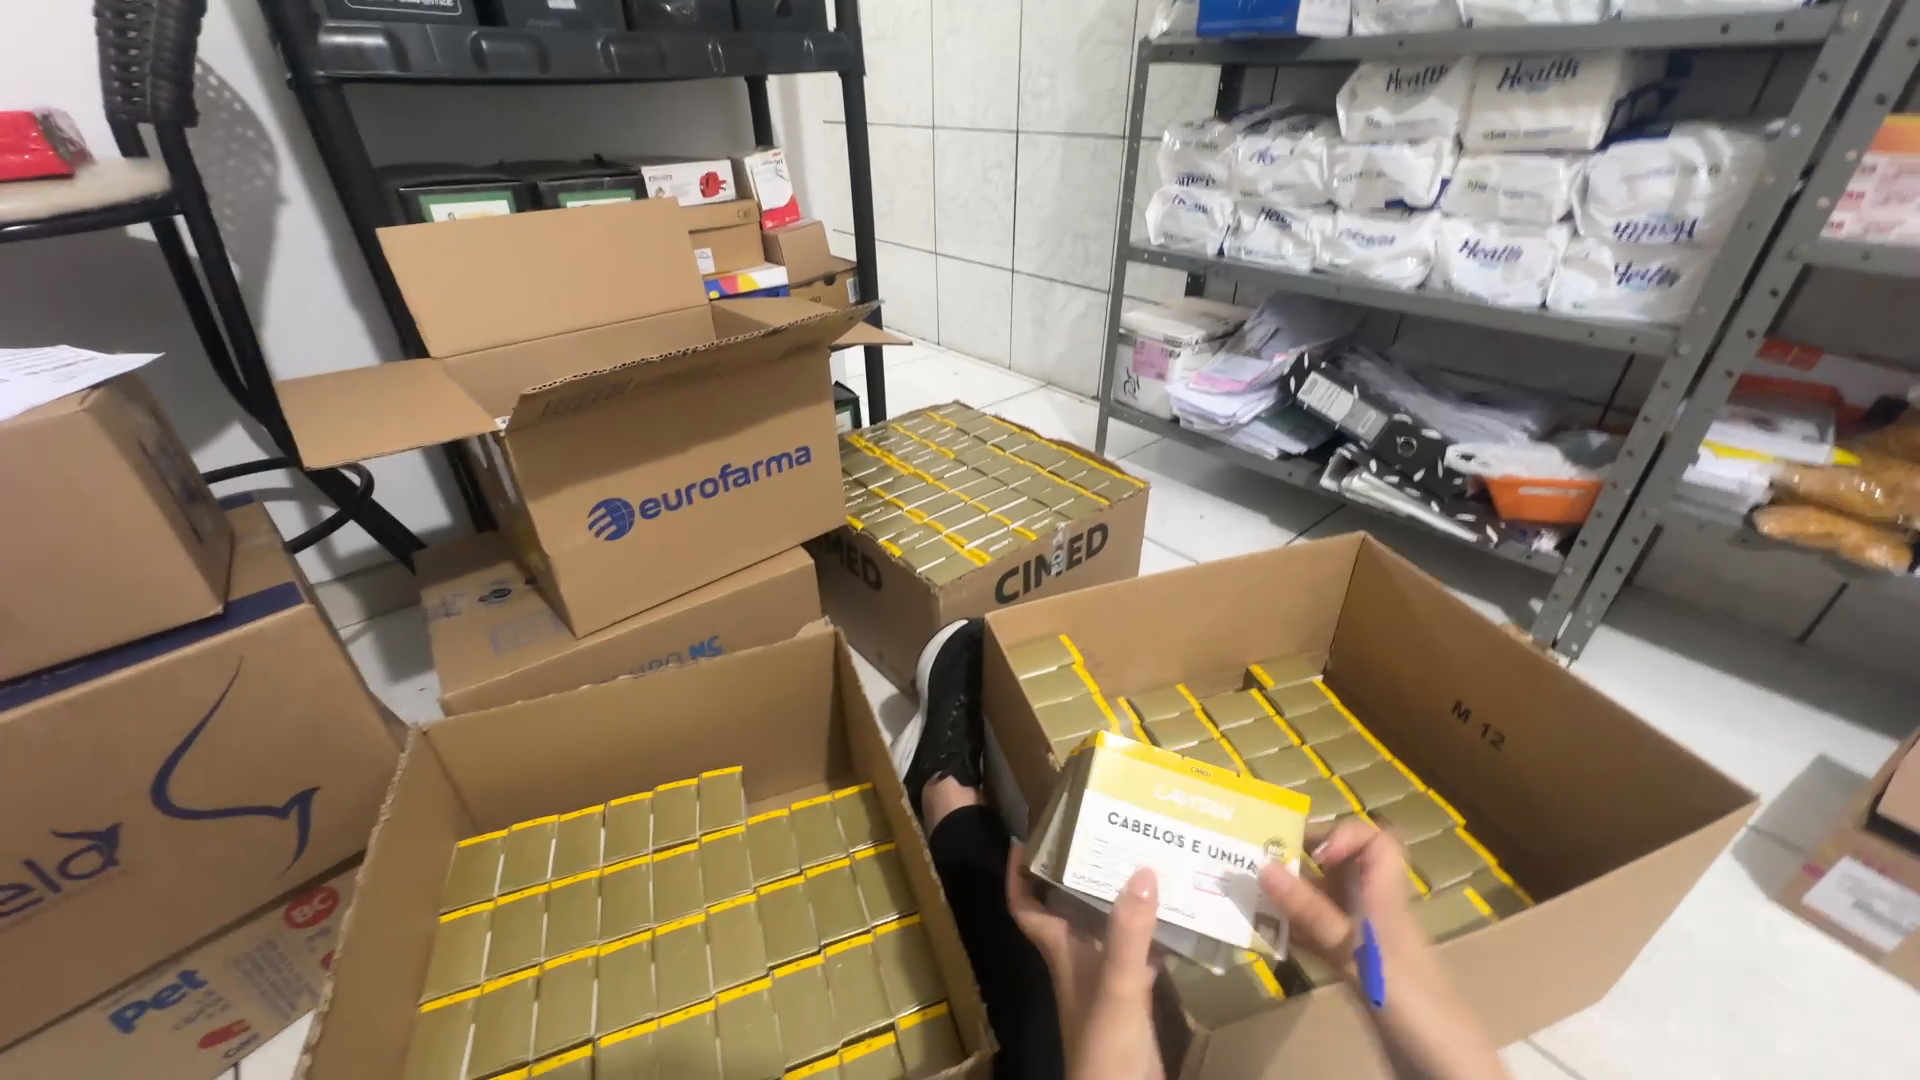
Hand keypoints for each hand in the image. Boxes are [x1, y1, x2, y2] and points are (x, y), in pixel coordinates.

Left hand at [1006, 842, 1164, 1079]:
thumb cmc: (1105, 1046)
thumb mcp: (1118, 984)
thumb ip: (1128, 932)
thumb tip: (1140, 870)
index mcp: (1061, 950)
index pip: (1026, 906)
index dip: (1018, 874)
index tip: (1026, 839)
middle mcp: (1079, 958)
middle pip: (1069, 906)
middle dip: (1080, 871)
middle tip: (1104, 832)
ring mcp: (1106, 979)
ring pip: (1105, 926)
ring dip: (1120, 898)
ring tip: (1144, 859)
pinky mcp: (1133, 997)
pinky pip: (1139, 952)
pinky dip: (1154, 934)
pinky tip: (1177, 916)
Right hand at [1259, 821, 1508, 1079]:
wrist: (1452, 1077)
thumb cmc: (1416, 1007)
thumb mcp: (1362, 956)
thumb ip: (1314, 914)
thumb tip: (1264, 864)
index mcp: (1387, 900)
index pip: (1377, 842)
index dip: (1345, 835)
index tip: (1309, 852)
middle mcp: (1376, 914)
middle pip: (1342, 869)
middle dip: (1302, 860)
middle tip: (1257, 864)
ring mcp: (1367, 945)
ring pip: (1326, 904)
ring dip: (1291, 897)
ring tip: (1251, 897)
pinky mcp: (1358, 975)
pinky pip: (1321, 940)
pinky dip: (1295, 934)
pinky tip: (1268, 937)